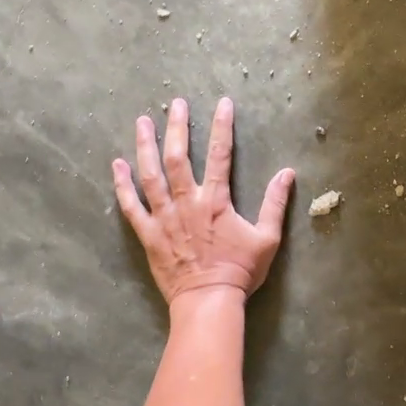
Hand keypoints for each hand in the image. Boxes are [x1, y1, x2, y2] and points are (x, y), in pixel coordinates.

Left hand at [112, 97, 294, 304]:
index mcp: (217, 201)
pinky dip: (122, 185)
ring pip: (151, 175)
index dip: (222, 126)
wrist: (208, 301)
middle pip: (179, 157)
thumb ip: (275, 204)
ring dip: (145, 146)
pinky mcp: (148, 234)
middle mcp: (188, 202)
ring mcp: (164, 218)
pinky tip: (117, 165)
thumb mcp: (267, 238)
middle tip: (175, 103)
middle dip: (177, 126)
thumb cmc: (240, 271)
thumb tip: (287, 173)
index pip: (220, 154)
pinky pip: (131, 206)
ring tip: (141, 122)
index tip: (223, 103)